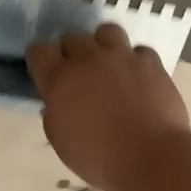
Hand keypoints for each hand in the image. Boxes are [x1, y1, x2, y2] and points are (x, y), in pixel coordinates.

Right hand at [26, 23, 190, 190]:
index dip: (40, 59)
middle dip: (72, 52)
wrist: (150, 157)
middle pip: (73, 37)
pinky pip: (139, 51)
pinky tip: (137, 78)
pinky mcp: (151, 63)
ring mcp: (122, 58)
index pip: (38, 51)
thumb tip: (57, 103)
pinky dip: (135, 62)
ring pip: (107, 32)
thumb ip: (54, 115)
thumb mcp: (61, 142)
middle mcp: (88, 60)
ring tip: (108, 65)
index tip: (45, 72)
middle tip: (79, 74)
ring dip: (103, 45)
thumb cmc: (98, 158)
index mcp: (60, 79)